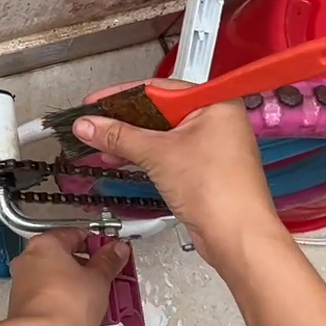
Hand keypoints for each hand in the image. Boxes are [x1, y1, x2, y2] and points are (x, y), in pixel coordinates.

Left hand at [7, 229, 130, 325]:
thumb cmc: (65, 304)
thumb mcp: (98, 279)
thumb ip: (109, 261)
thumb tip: (116, 250)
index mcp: (45, 244)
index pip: (74, 234)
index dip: (96, 243)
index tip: (112, 253)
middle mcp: (29, 259)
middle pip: (64, 256)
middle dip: (88, 267)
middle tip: (108, 277)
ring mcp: (24, 282)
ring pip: (57, 278)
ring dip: (78, 285)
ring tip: (99, 298)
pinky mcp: (24, 304)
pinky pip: (50, 296)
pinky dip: (65, 300)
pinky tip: (83, 313)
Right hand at [68, 98, 288, 269]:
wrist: (237, 236)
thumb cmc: (217, 190)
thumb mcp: (157, 154)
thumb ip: (118, 135)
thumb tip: (88, 124)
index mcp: (214, 104)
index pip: (158, 89)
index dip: (121, 95)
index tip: (96, 102)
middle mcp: (215, 120)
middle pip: (158, 111)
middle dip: (123, 121)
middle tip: (94, 123)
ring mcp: (210, 146)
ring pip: (160, 134)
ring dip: (129, 140)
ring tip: (100, 143)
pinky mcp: (202, 169)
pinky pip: (166, 153)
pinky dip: (143, 155)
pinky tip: (120, 159)